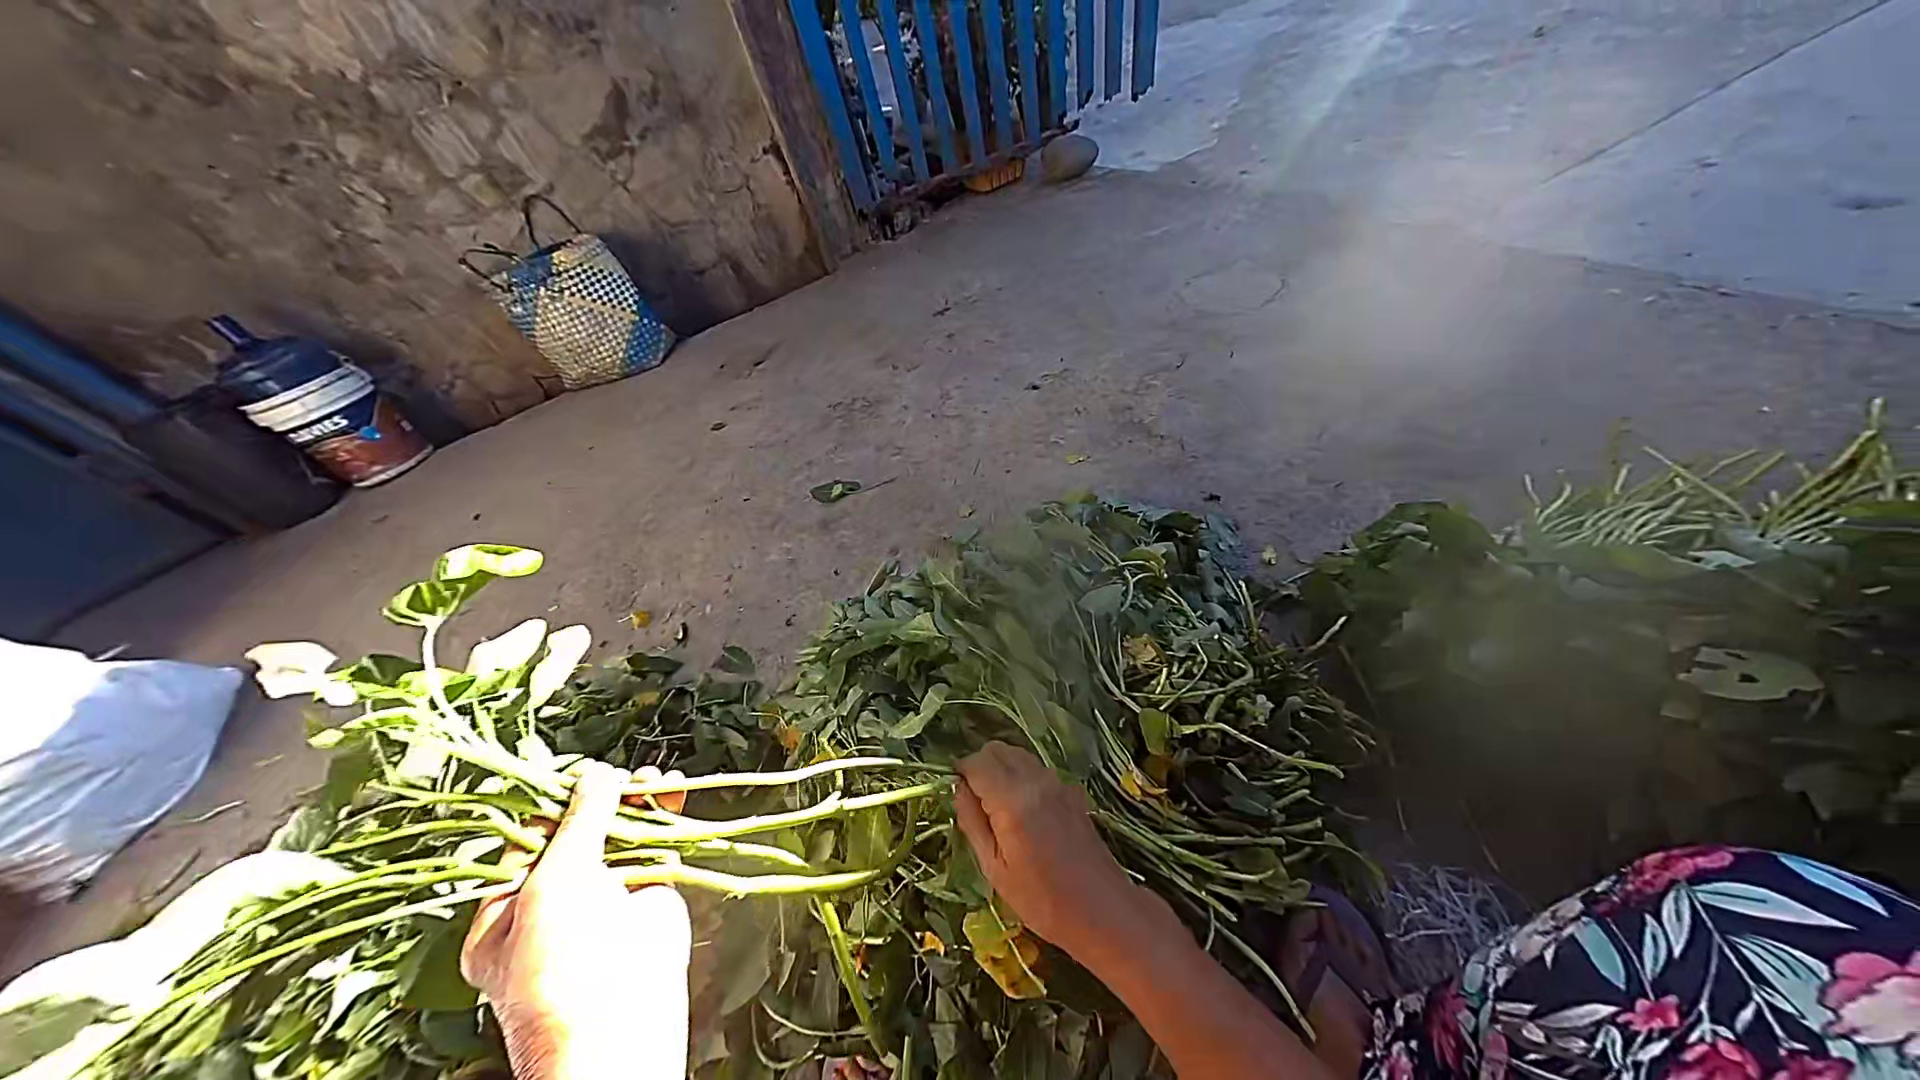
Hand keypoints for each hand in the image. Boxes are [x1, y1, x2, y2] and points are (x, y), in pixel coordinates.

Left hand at [461, 763, 691, 1079]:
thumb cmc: (562, 965)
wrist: (621, 1023)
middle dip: (600, 797)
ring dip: (637, 800)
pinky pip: (656, 844)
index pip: (529, 837)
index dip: (554, 801)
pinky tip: (673, 789)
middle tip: (617, 775)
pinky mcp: (648, 892)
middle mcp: (555, 898)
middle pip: (580, 829)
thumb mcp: (554, 881)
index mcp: (507, 907)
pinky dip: (665, 815)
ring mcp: (604, 895)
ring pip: (621, 832)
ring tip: (653, 778)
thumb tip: (599, 775)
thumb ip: (580, 821)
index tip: (578, 772)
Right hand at [953, 741, 1161, 964]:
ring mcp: (1057, 783)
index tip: (956, 794)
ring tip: (999, 809)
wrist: (1102, 909)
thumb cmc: (1042, 899)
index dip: (960, 772)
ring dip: (1001, 769)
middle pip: (997, 749)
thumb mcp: (994, 868)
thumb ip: (972, 822)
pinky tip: (1025, 814)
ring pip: (1018, 755)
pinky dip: (1022, 778)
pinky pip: (1037, 769)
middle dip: (980, 766)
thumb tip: (957, 789)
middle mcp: (1036, 781)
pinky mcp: (1071, 791)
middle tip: (975, 801)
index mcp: (1012, 800)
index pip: (977, 762)